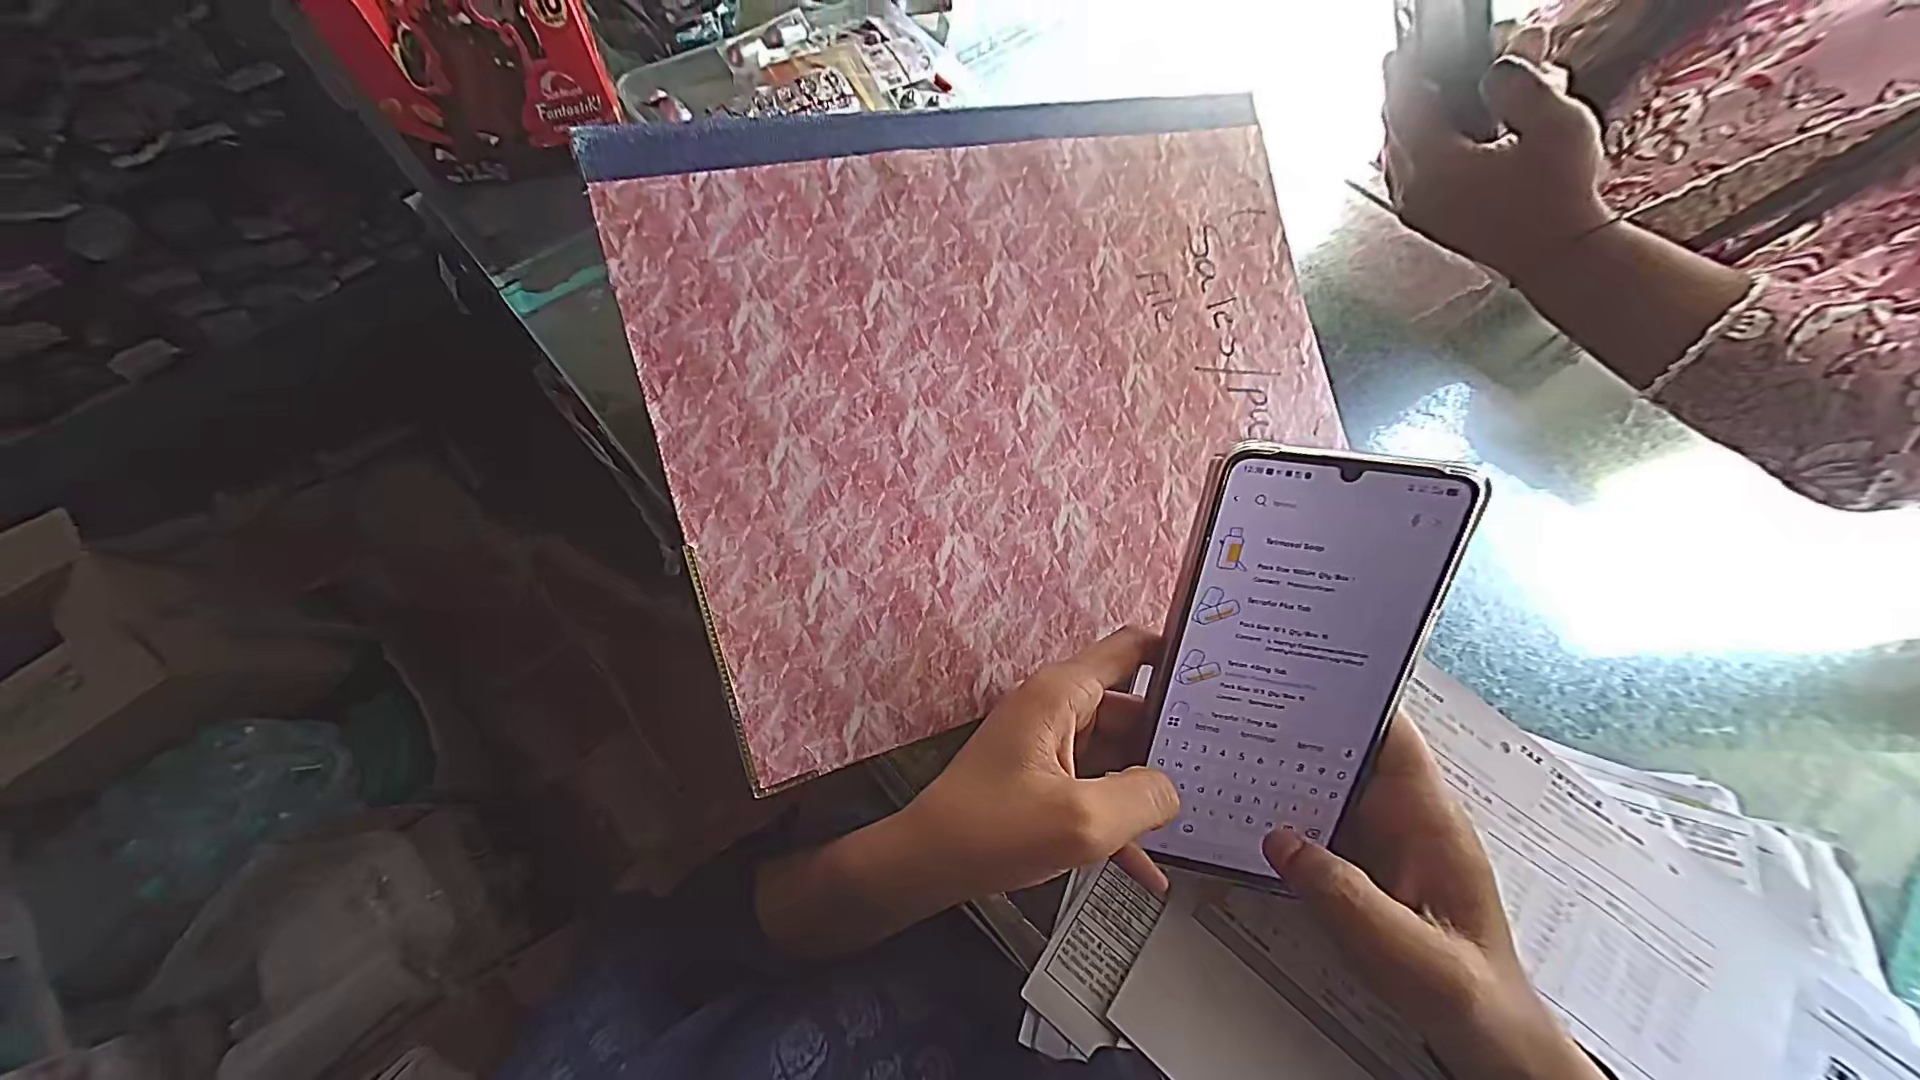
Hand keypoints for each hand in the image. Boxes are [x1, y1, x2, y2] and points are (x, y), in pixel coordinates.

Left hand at [755, 629, 1178, 960]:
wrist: (928, 862)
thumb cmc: (990, 830)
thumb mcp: (1083, 821)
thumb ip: (1143, 797)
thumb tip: (1169, 787)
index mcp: (1061, 695)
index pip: (1128, 649)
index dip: (1173, 651)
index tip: (1216, 666)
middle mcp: (1055, 708)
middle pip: (1131, 706)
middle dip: (1172, 732)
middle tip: (1225, 758)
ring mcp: (1048, 742)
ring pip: (1116, 749)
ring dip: (1147, 781)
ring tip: (1199, 809)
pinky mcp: (1042, 775)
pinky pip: (1093, 784)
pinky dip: (1118, 814)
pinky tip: (1148, 866)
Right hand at [1262, 717, 1604, 1079]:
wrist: (1486, 1041)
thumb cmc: (1473, 999)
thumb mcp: (1417, 959)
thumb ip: (1352, 900)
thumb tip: (1281, 841)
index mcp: (1427, 818)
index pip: (1393, 735)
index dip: (1352, 694)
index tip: (1301, 669)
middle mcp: (1397, 813)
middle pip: (1343, 745)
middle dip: (1297, 720)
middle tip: (1240, 701)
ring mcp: (1370, 832)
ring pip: (1318, 776)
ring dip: (1279, 759)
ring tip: (1228, 739)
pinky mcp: (1348, 854)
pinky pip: (1305, 811)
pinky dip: (1275, 799)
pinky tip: (1241, 797)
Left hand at [1384, 32, 1612, 281]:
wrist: (1552, 253)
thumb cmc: (1558, 191)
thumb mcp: (1554, 125)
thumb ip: (1523, 87)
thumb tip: (1498, 63)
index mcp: (1435, 166)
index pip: (1407, 110)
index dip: (1403, 77)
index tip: (1396, 53)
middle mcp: (1413, 191)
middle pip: (1394, 133)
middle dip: (1400, 97)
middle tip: (1403, 67)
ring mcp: (1414, 209)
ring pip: (1394, 157)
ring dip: (1403, 125)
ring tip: (1415, 98)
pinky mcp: (1424, 220)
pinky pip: (1403, 178)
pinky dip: (1409, 151)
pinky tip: (1425, 138)